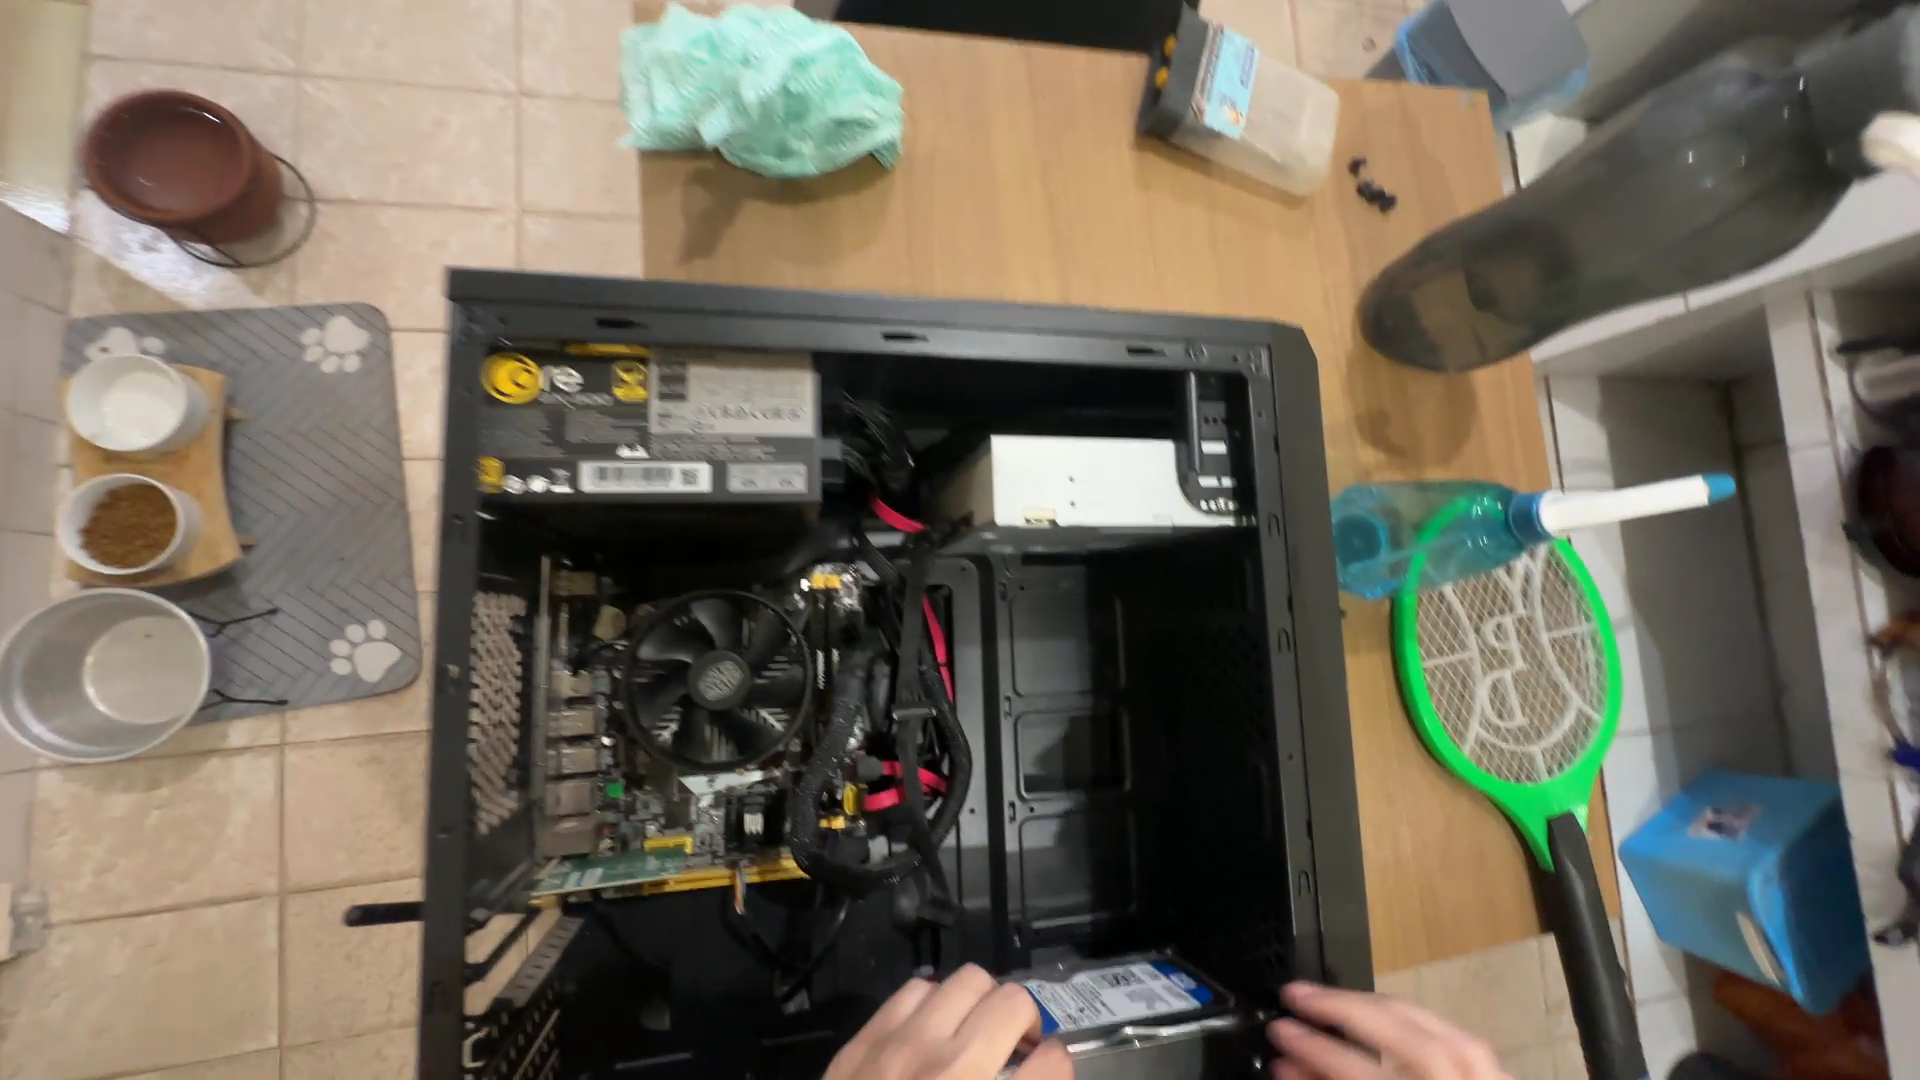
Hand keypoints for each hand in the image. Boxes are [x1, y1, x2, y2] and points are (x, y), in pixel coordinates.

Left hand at [826, 964, 1072, 1079]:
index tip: (1050, 1069)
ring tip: (976, 1030)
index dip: (1059, 1065)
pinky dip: (933, 1004)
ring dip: (982, 1004)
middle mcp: (951, 1070)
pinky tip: (931, 1031)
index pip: (1054, 1064)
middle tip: (1019, 1048)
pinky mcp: (864, 1041)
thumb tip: (1043, 1075)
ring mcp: (903, 1047)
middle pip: (1013, 1003)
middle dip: (1026, 1025)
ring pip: (967, 980)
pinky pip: (915, 989)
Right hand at [1268, 982, 1510, 1079]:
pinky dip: (1415, 1021)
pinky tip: (1384, 1015)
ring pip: (1439, 1032)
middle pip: (1410, 1040)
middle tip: (1295, 995)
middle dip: (1344, 1009)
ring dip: (1374, 1006)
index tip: (1280, 1032)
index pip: (1370, 1077)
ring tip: (1330, 997)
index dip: (1318, 1052)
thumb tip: (1288, 1067)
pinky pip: (1461, 1042)